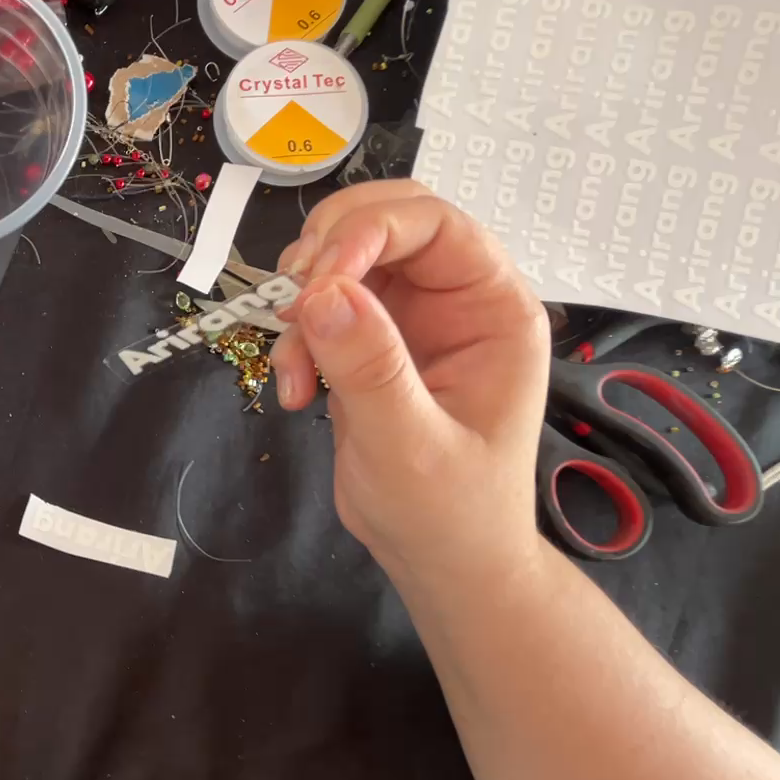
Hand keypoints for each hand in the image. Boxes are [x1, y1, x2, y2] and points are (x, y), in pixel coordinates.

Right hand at [267, 180, 550, 580]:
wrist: (435, 555)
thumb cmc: (446, 509)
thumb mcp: (407, 442)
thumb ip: (368, 367)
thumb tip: (319, 294)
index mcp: (491, 309)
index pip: (434, 225)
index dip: (366, 233)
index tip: (311, 283)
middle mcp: (451, 303)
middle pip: (383, 225)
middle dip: (325, 253)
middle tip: (288, 301)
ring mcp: (406, 324)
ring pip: (338, 268)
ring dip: (300, 310)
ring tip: (292, 374)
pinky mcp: (367, 349)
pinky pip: (318, 315)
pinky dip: (292, 344)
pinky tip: (294, 394)